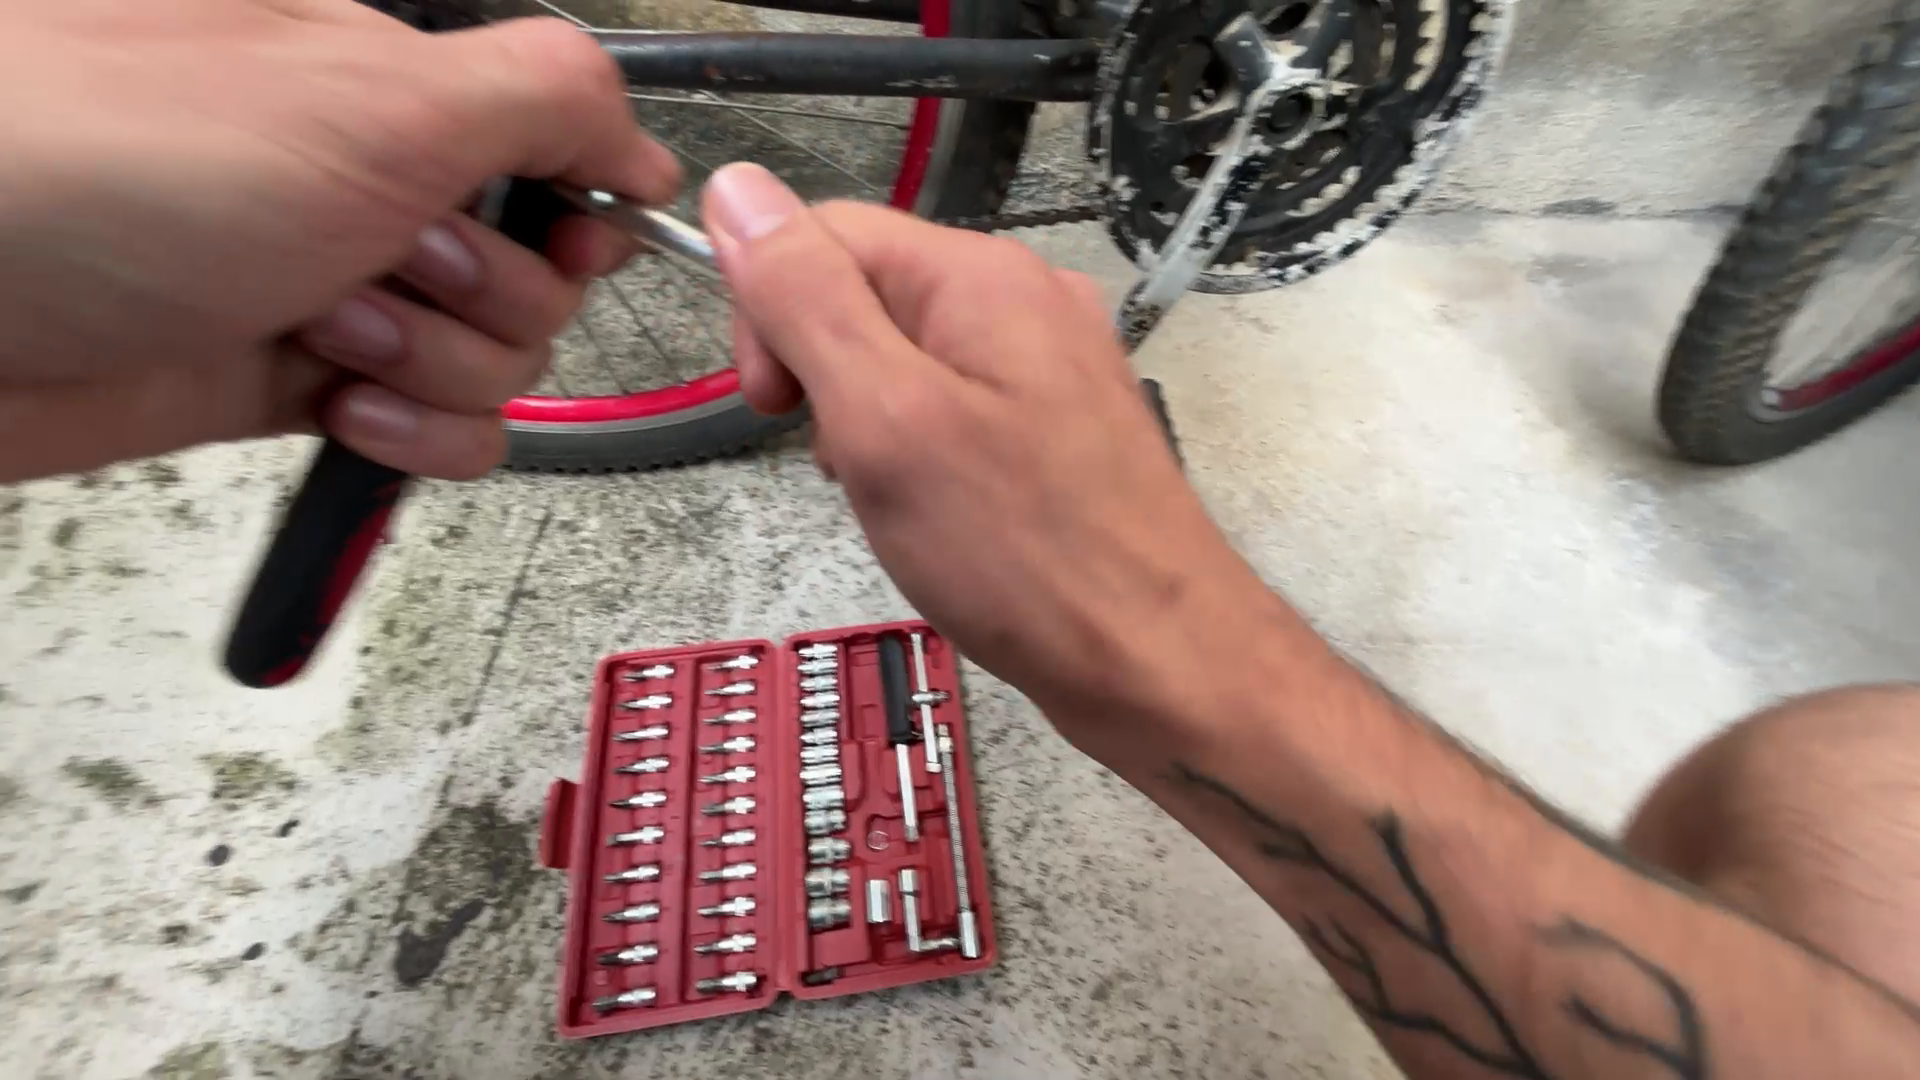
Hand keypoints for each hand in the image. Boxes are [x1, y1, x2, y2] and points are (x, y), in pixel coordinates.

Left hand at [0, 0, 678, 482]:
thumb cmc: (104, 165)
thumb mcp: (363, 98)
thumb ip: (540, 99)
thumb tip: (646, 151)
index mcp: (408, 107)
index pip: (573, 167)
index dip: (589, 218)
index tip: (563, 241)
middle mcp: (394, 198)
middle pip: (551, 284)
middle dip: (487, 299)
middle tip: (385, 266)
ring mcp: (366, 295)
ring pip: (509, 366)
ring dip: (438, 366)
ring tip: (323, 334)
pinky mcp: (337, 383)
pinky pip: (457, 431)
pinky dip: (418, 432)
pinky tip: (343, 407)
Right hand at [705, 164, 1274, 748]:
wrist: (1155, 659)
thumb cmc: (1018, 549)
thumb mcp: (885, 417)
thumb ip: (807, 301)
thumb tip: (737, 189)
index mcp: (982, 277)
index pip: (828, 236)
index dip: (772, 311)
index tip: (773, 409)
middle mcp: (1027, 303)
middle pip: (872, 298)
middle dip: (828, 378)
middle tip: (848, 467)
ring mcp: (1053, 370)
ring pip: (910, 364)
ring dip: (872, 425)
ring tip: (899, 501)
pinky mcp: (1061, 431)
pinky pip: (958, 413)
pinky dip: (923, 455)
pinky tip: (940, 513)